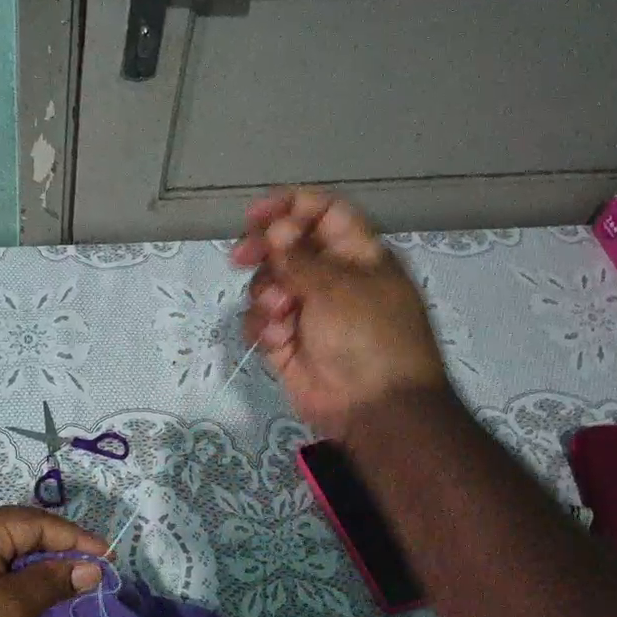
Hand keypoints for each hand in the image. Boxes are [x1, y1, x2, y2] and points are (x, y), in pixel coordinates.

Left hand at [0, 507, 106, 616]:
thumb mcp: (13, 609)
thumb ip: (53, 581)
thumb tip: (92, 567)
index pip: (33, 522)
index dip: (74, 538)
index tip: (109, 556)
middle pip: (20, 531)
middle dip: (58, 550)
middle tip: (96, 568)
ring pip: (8, 550)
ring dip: (40, 565)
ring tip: (75, 579)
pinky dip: (19, 576)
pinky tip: (39, 589)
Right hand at [230, 188, 450, 434]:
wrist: (375, 408)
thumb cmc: (369, 337)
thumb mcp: (338, 287)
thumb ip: (300, 256)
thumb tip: (276, 228)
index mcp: (357, 255)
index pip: (322, 214)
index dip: (290, 207)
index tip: (256, 216)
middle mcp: (331, 278)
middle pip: (286, 247)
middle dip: (263, 251)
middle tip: (241, 257)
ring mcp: (308, 312)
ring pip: (268, 285)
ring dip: (266, 296)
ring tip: (280, 316)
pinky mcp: (287, 343)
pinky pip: (261, 323)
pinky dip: (262, 327)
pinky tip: (275, 340)